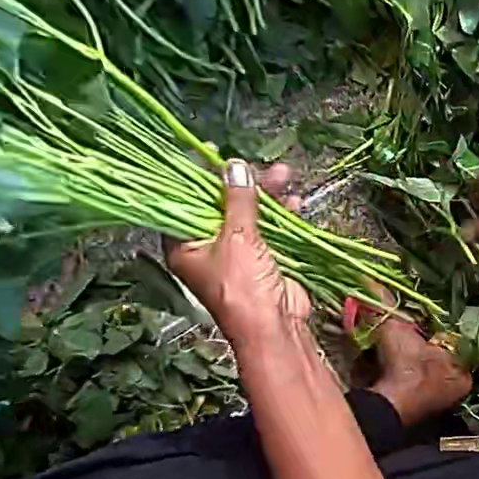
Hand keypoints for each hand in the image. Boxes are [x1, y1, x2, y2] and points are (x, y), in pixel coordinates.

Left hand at [165, 160, 311, 346]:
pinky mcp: (264, 258)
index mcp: (184, 243)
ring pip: (249, 215)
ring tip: (286, 176)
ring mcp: (238, 252)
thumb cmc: (242, 287)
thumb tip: (236, 165)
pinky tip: (294, 202)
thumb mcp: (237, 238)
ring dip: (268, 197)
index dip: (199, 175)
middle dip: (243, 184)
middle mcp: (207, 245)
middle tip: (259, 166)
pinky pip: (271, 229)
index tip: (215, 152)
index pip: (184, 199)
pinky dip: (282, 216)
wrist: (274, 326)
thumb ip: (238, 201)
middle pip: (221, 204)